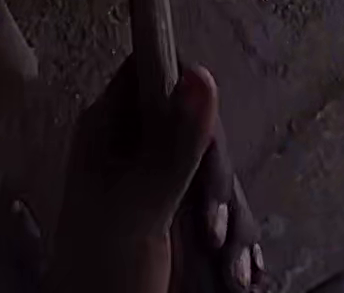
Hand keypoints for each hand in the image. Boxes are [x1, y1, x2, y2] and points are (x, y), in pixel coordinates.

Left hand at [44, 60, 217, 292]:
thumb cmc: (103, 266)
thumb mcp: (139, 205)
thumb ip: (172, 144)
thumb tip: (203, 72)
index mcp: (111, 124)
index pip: (153, 70)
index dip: (187, 87)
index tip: (210, 135)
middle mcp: (138, 142)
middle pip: (196, 123)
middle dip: (215, 174)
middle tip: (211, 226)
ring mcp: (162, 178)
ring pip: (217, 169)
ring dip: (231, 218)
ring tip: (227, 270)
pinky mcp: (184, 215)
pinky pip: (227, 209)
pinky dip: (238, 240)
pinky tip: (239, 273)